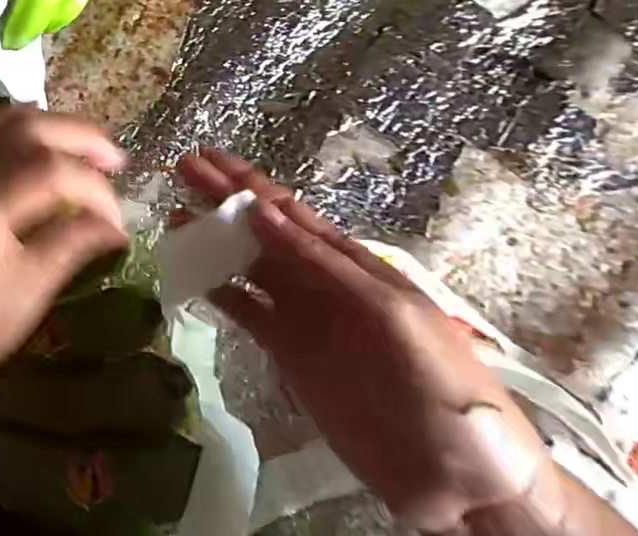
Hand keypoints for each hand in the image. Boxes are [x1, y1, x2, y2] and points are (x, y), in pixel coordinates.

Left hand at [0, 106, 128, 397]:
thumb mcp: (27, 294)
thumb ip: (71, 247)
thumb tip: (117, 225)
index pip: (50, 172)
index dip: (93, 189)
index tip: (117, 222)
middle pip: (31, 129)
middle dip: (82, 138)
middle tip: (117, 162)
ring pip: (13, 120)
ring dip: (59, 126)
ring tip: (93, 149)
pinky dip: (32, 126)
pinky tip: (53, 144)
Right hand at [179, 150, 584, 532]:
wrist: (462, 480)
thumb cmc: (439, 383)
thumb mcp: (388, 313)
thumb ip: (320, 263)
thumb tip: (260, 212)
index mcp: (347, 260)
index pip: (286, 210)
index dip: (246, 182)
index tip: (207, 157)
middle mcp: (318, 279)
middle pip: (260, 230)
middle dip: (221, 198)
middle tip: (181, 170)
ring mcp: (302, 317)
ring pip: (248, 266)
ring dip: (214, 241)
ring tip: (176, 218)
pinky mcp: (290, 355)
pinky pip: (247, 312)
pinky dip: (219, 291)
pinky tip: (193, 276)